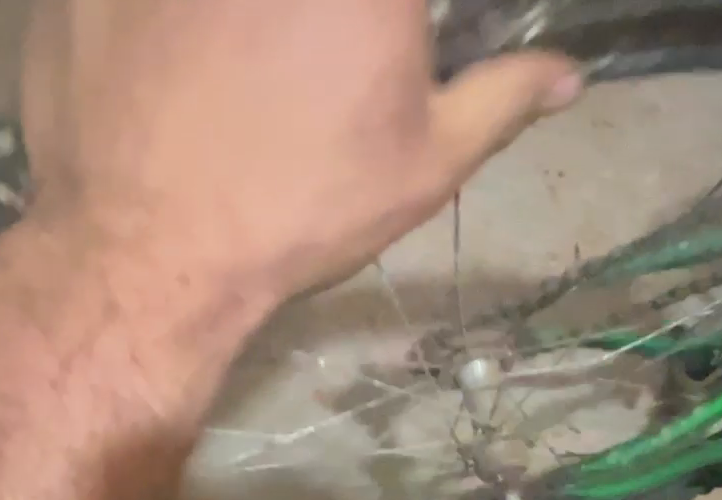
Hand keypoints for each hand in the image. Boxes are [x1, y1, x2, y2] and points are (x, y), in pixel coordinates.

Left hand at [19, 0, 582, 309]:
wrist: (154, 252)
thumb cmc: (305, 208)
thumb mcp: (425, 164)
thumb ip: (502, 100)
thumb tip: (567, 73)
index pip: (400, 0)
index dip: (398, 27)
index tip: (392, 54)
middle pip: (325, 3)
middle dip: (334, 35)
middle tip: (318, 76)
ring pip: (243, 4)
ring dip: (256, 34)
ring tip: (250, 81)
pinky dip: (175, 23)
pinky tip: (180, 67)